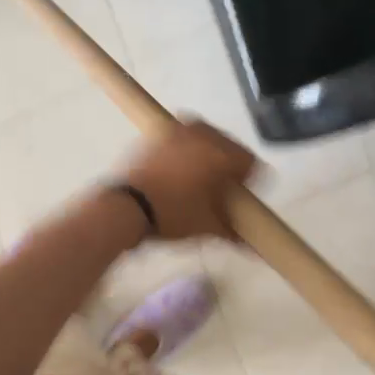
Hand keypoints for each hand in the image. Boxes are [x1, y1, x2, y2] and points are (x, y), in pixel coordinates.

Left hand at [120, 119, 258, 241]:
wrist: (124, 206)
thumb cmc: (171, 215)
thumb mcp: (205, 227)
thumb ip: (231, 232)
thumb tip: (248, 245)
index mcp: (223, 153)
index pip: (250, 162)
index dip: (249, 182)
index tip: (240, 198)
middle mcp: (204, 133)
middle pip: (229, 147)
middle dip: (228, 166)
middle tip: (220, 191)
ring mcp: (178, 130)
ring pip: (205, 139)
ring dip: (207, 156)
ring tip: (198, 181)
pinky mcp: (157, 134)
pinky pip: (181, 139)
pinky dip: (185, 152)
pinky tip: (177, 174)